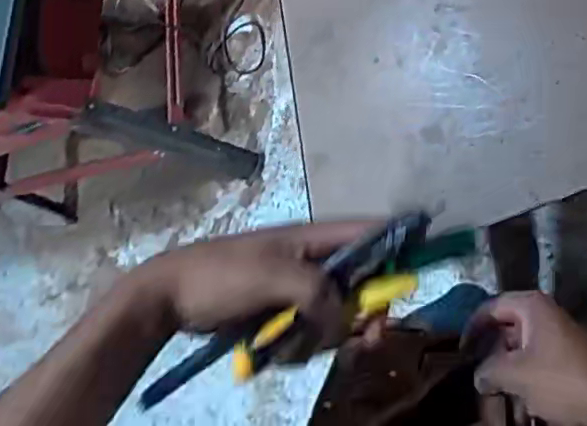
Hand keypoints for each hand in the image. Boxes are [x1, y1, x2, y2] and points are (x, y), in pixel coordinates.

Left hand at [125, 221, 377, 340]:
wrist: (166, 299)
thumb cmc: (225, 273)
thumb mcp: (276, 275)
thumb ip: (318, 291)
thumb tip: (346, 316)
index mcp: (321, 237)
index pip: (375, 232)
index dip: (401, 243)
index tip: (419, 269)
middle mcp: (319, 261)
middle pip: (364, 281)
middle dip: (367, 311)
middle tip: (370, 338)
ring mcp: (300, 289)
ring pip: (337, 314)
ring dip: (325, 337)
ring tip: (292, 349)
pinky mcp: (283, 316)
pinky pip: (310, 334)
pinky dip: (299, 348)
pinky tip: (272, 353)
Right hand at [467, 293, 586, 425]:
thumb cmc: (558, 377)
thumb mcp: (516, 374)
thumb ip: (489, 370)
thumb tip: (479, 374)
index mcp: (532, 306)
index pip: (493, 306)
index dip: (473, 326)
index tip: (460, 350)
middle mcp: (543, 313)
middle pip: (505, 329)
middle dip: (490, 355)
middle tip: (476, 377)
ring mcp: (553, 334)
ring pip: (517, 350)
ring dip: (505, 373)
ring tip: (495, 395)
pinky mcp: (560, 355)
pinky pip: (532, 363)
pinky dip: (521, 380)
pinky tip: (518, 403)